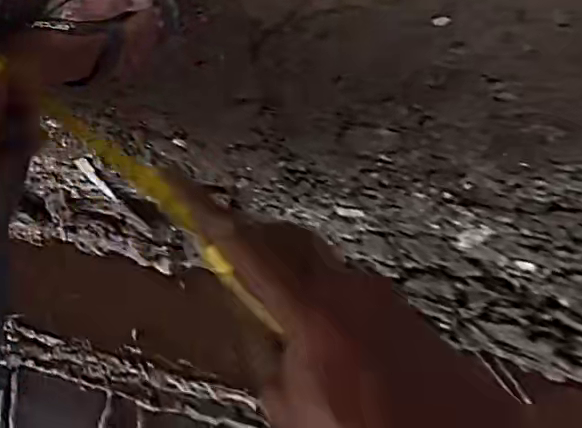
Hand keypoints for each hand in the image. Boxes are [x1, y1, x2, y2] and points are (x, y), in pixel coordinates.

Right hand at [205, 217, 524, 427]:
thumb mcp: (292, 411)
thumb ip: (263, 356)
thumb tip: (252, 324)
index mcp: (311, 309)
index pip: (239, 242)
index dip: (199, 207)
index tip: (169, 176)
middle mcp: (348, 289)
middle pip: (282, 237)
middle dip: (251, 241)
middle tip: (231, 264)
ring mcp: (385, 300)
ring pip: (317, 263)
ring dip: (291, 277)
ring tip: (287, 323)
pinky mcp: (412, 318)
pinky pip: (351, 290)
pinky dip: (326, 301)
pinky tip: (332, 344)